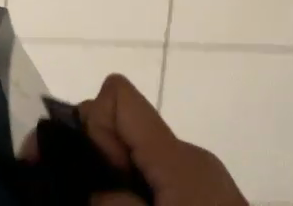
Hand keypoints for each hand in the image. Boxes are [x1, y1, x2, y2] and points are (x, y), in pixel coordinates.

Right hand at [30, 74, 247, 205]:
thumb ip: (110, 200)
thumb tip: (88, 187)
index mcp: (180, 158)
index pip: (118, 96)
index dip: (93, 128)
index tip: (95, 176)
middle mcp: (192, 161)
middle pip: (122, 129)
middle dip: (95, 160)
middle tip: (87, 201)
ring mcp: (204, 188)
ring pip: (136, 162)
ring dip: (113, 186)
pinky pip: (156, 185)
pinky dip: (135, 198)